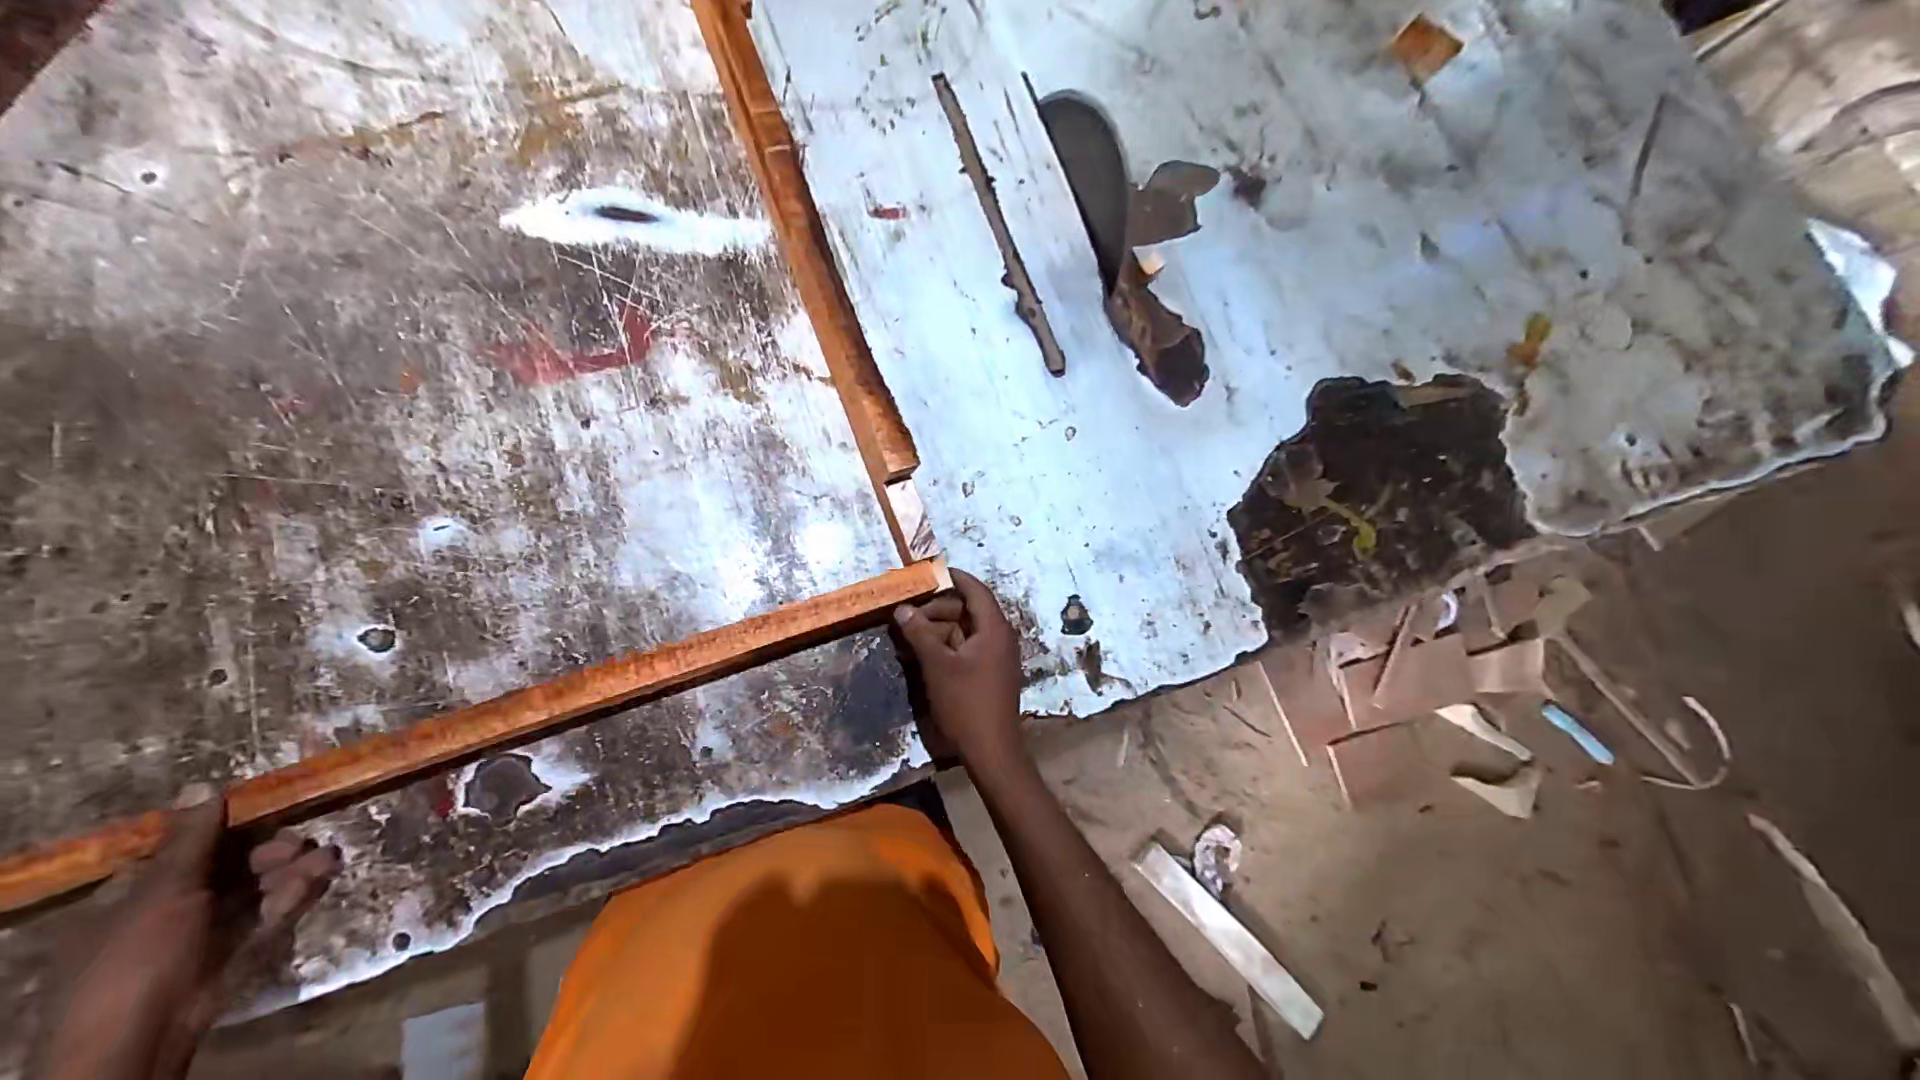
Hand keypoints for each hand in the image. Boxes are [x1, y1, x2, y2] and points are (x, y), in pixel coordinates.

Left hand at [39, 792, 339, 1079]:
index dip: (229, 830)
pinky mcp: (242, 948)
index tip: (268, 810)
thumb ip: (192, 838)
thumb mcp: (162, 890)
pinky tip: (324, 880)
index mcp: (139, 893)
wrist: (141, 1034)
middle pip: (235, 866)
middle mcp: (175, 907)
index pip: (191, 850)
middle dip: (274, 852)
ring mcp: (211, 930)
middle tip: (301, 844)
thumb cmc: (136, 955)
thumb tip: (205, 784)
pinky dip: (299, 895)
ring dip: (296, 871)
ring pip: (262, 888)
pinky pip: (275, 913)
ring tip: (330, 859)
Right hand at [892, 568, 1024, 769]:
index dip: (954, 578)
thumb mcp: (937, 665)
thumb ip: (920, 634)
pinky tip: (923, 656)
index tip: (932, 571)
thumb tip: (903, 609)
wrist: (991, 750)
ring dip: (938, 631)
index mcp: (994, 629)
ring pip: (965, 632)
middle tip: (908, 614)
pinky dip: (947, 648)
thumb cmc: (966, 702)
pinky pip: (968, 649)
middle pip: (968, 611)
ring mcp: (997, 658)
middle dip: (938, 609)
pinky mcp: (990, 674)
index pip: (976, 591)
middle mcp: (1000, 638)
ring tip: (909, 637)